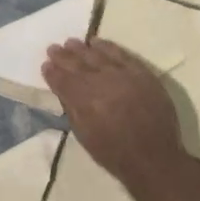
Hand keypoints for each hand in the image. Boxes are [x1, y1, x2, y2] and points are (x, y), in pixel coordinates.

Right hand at [42, 38, 199, 190]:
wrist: (154, 158)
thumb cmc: (114, 153)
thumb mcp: (84, 136)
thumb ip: (72, 109)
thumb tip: (63, 90)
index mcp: (85, 101)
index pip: (62, 80)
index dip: (52, 72)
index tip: (45, 65)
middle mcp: (102, 83)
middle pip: (78, 64)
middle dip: (63, 56)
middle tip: (53, 48)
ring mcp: (124, 76)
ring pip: (98, 56)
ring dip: (82, 48)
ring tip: (72, 42)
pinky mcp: (142, 74)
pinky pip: (122, 55)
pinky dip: (109, 47)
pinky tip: (98, 42)